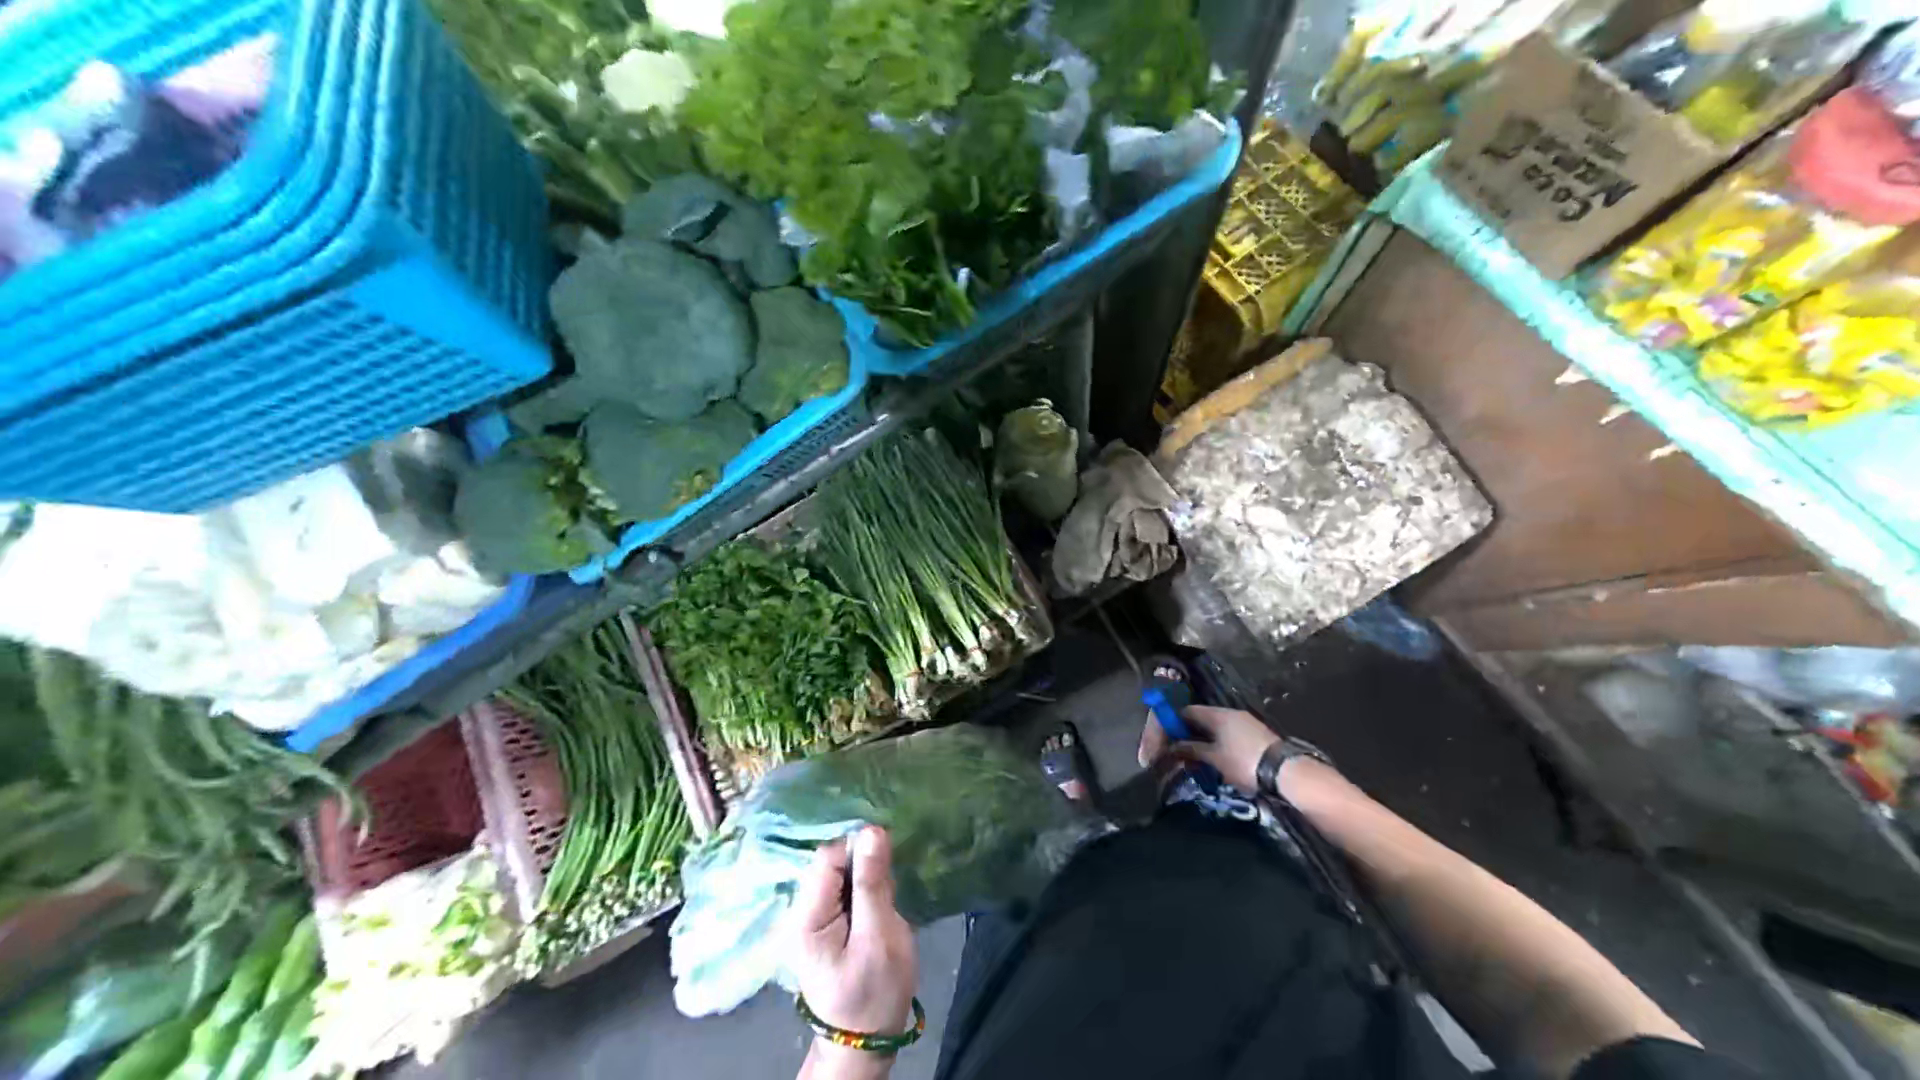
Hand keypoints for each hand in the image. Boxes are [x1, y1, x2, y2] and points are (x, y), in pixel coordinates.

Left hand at [791, 826, 917, 1037]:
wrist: (864, 1042)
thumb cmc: (873, 994)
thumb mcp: (879, 937)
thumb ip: (873, 884)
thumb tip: (872, 830)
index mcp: (806, 917)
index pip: (828, 857)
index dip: (858, 850)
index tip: (887, 863)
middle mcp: (800, 912)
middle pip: (831, 863)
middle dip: (864, 866)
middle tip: (888, 892)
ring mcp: (810, 918)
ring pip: (840, 874)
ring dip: (865, 879)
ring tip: (883, 904)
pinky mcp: (823, 923)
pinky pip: (842, 889)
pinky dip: (862, 891)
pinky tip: (876, 907)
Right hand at [1138, 704, 1280, 791]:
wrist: (1286, 773)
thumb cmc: (1245, 763)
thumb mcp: (1213, 758)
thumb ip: (1191, 749)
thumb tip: (1172, 747)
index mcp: (1218, 714)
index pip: (1187, 711)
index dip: (1173, 723)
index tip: (1165, 739)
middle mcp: (1231, 714)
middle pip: (1201, 719)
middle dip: (1188, 735)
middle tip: (1178, 753)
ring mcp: (1245, 724)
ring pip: (1216, 729)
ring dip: (1203, 742)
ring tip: (1195, 760)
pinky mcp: (1255, 736)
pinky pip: (1228, 736)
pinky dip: (1217, 745)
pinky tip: (1215, 760)